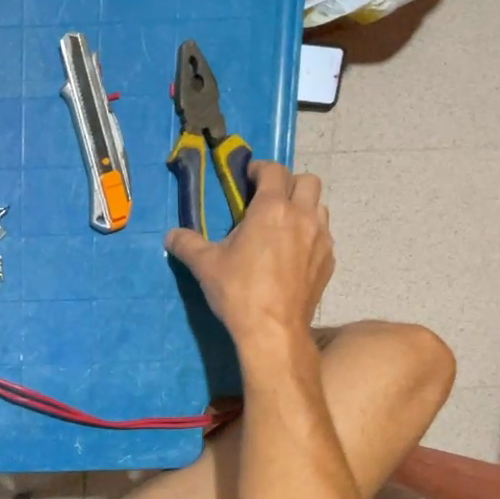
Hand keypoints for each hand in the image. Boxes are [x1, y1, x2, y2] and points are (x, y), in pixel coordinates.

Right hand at [165, 161, 333, 348]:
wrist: (273, 329)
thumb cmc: (238, 291)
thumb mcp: (205, 266)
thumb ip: (187, 244)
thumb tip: (171, 235)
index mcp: (271, 209)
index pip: (273, 171)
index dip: (260, 169)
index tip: (248, 176)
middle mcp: (302, 216)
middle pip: (307, 181)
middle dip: (287, 183)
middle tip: (267, 199)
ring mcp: (320, 238)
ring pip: (319, 206)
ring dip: (302, 207)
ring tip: (282, 225)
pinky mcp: (328, 260)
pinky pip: (322, 235)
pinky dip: (309, 234)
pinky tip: (292, 254)